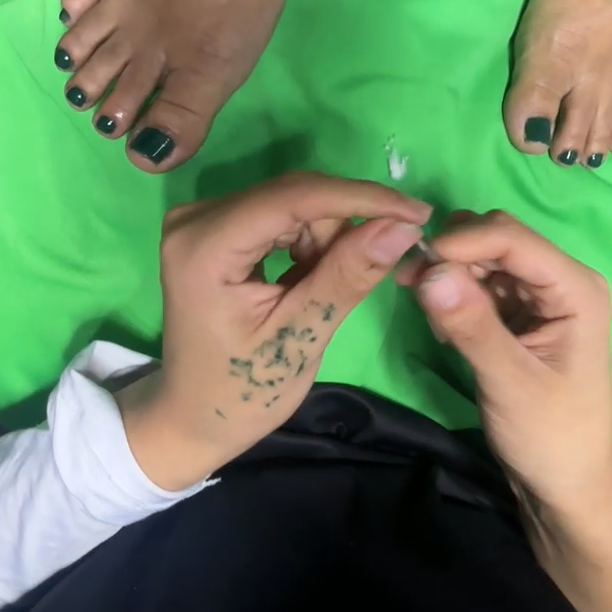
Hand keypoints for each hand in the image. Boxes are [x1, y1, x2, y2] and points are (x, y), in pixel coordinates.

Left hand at [118, 172, 430, 488]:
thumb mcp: (300, 338)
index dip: (359, 198)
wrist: (192, 416)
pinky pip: (279, 213)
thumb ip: (346, 277)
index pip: (292, 197)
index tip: (418, 211)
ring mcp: (203, 218)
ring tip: (327, 286)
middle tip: (377, 263)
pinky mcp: (215, 226)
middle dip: (343, 222)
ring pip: (291, 200)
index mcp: (204, 247)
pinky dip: (309, 239)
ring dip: (327, 234)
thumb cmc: (241, 390)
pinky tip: (309, 276)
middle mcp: (196, 218)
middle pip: (292, 194)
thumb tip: (403, 227)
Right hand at [397, 210, 611, 509]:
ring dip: (449, 274)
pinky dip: (453, 293)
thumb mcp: (508, 383)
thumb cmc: (549, 437)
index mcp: (576, 288)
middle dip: (452, 255)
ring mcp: (538, 293)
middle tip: (414, 289)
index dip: (462, 242)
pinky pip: (476, 279)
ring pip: (481, 254)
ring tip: (436, 322)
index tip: (416, 267)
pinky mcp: (518, 309)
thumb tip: (430, 271)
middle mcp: (560, 279)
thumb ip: (471, 325)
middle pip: (495, 236)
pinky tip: (446, 330)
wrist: (561, 484)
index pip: (512, 237)